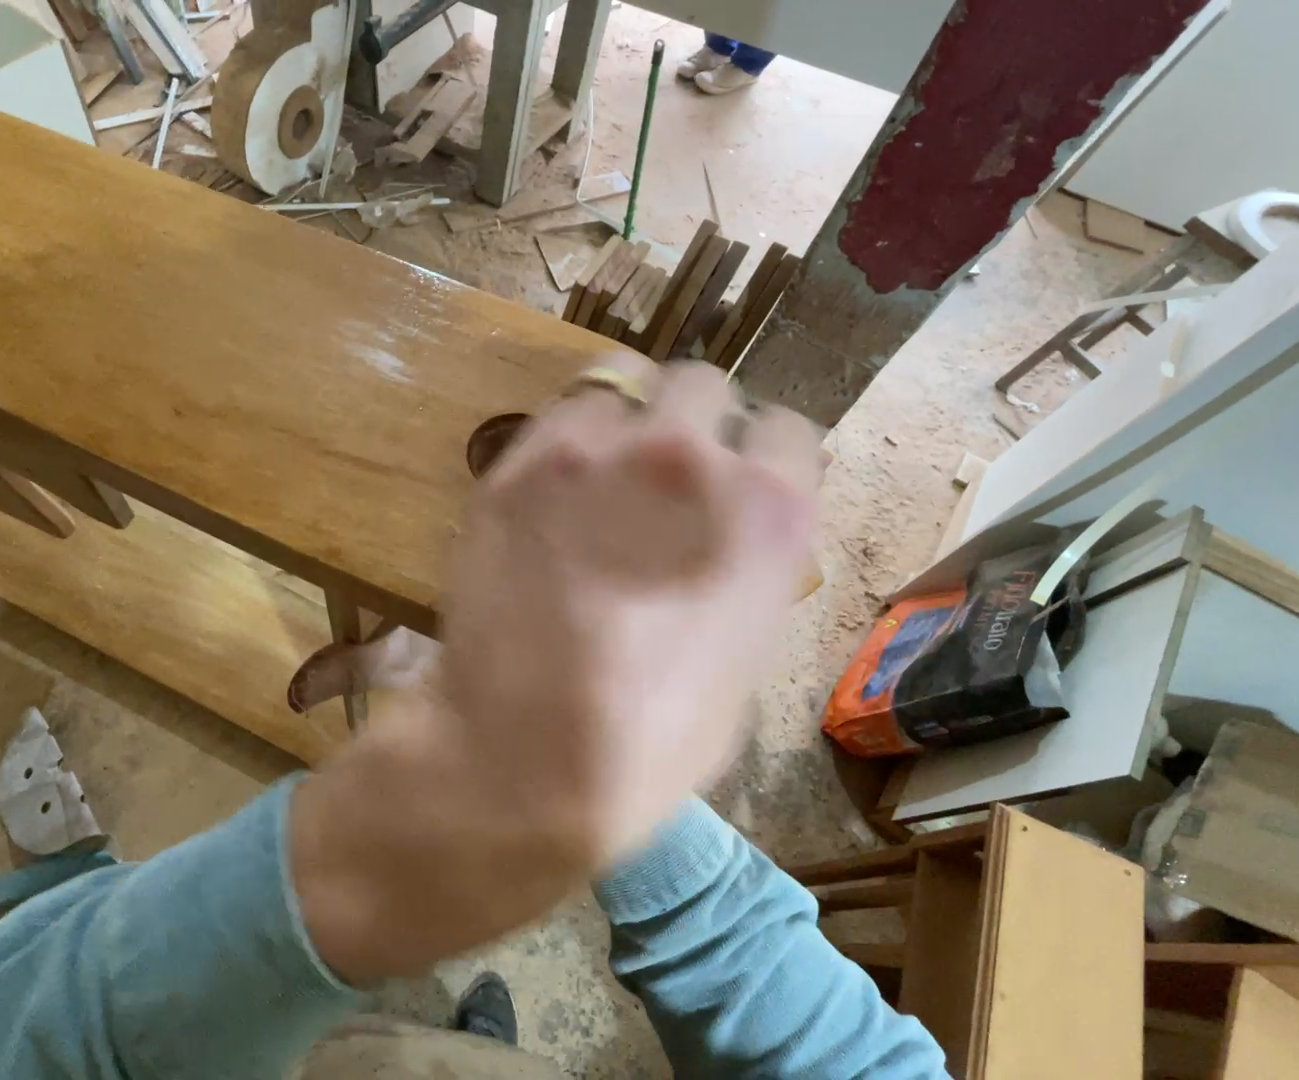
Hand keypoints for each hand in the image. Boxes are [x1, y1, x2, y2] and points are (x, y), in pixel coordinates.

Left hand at [293, 355, 821, 982]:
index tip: (731, 481)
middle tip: (657, 473)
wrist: (524, 757)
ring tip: (595, 477)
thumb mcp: (741, 659)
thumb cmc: (648, 743)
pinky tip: (547, 491)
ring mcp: (593, 455)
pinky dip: (558, 442)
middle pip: (702, 386)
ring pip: (619, 387)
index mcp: (768, 513)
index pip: (784, 430)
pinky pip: (551, 418)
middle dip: (688, 423)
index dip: (756, 458)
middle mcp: (687, 460)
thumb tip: (721, 542)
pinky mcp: (514, 468)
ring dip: (618, 424)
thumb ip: (742, 571)